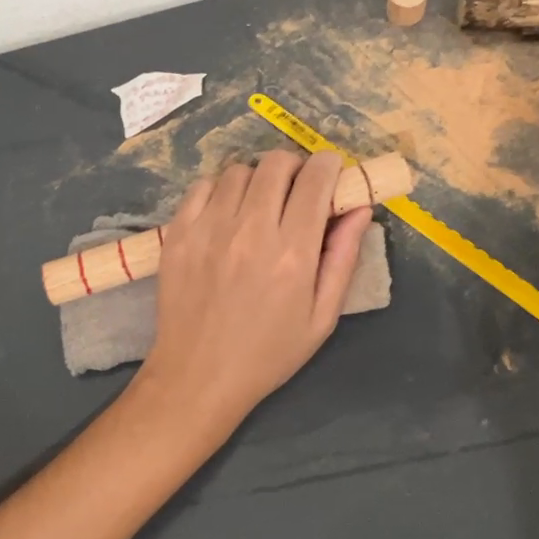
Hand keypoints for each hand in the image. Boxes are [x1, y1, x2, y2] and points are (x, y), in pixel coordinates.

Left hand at [133, 149, 373, 431]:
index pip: (316, 179)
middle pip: (277, 163)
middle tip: (297, 190)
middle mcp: (250, 231)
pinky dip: (220, 189)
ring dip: (257, 179)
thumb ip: (343, 258)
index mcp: (293, 254)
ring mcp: (209, 228)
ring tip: (260, 204)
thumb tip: (359, 207)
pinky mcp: (178, 232)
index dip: (329, 166)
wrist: (198, 375)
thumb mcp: (322, 317)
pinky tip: (227, 213)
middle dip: (295, 167)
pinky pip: (202, 185)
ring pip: (239, 170)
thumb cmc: (268, 353)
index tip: (330, 175)